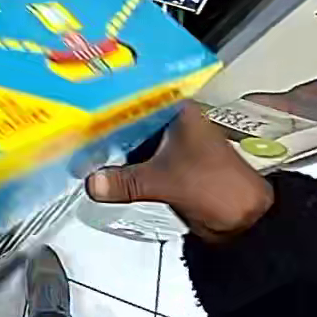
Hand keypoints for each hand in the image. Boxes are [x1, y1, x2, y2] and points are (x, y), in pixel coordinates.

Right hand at [85, 105, 273, 242]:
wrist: (245, 222)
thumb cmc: (216, 186)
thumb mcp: (165, 181)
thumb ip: (125, 181)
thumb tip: (90, 182)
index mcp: (178, 110)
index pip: (136, 94)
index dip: (108, 96)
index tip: (80, 98)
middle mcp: (173, 120)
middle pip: (130, 117)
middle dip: (104, 123)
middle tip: (70, 122)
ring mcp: (170, 143)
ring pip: (132, 139)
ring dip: (110, 146)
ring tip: (75, 142)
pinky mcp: (167, 165)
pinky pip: (137, 160)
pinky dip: (120, 164)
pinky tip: (96, 165)